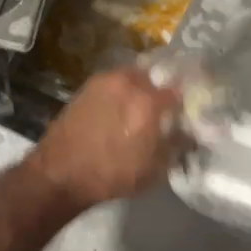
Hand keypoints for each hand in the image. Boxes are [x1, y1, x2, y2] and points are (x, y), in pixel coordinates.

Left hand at [26, 65, 183, 208]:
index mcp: (149, 102)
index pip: (180, 88)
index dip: (188, 97)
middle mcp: (129, 82)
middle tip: (167, 104)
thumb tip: (188, 131)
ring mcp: (106, 80)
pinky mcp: (89, 85)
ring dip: (143, 86)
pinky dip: (124, 89)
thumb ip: (176, 144)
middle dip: (165, 87)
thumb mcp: (154, 169)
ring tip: (143, 105)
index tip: (190, 106)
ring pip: (136, 75)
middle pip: (158, 75)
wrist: (59, 174)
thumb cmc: (111, 175)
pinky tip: (122, 107)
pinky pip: (116, 81)